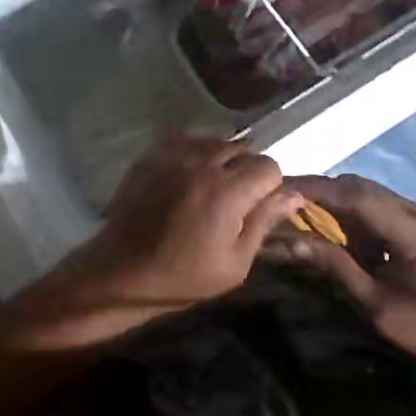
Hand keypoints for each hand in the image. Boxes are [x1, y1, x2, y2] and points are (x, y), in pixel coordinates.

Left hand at [64, 133, 305, 310]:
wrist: (122, 269)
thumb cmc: (183, 276)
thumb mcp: (235, 262)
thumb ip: (264, 222)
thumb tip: (294, 195)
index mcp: (227, 192)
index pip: (268, 166)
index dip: (270, 186)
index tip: (259, 207)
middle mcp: (201, 164)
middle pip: (243, 148)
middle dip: (248, 170)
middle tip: (237, 200)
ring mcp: (172, 156)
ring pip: (214, 140)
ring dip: (222, 158)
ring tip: (213, 186)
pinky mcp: (150, 156)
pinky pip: (184, 138)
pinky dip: (195, 150)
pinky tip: (190, 173)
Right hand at [273, 175, 415, 394]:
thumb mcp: (377, 306)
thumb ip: (335, 266)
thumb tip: (288, 240)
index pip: (359, 197)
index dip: (316, 189)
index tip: (279, 189)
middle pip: (362, 188)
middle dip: (320, 191)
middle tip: (282, 200)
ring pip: (368, 193)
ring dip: (334, 201)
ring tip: (300, 213)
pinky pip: (379, 206)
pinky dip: (351, 212)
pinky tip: (333, 229)